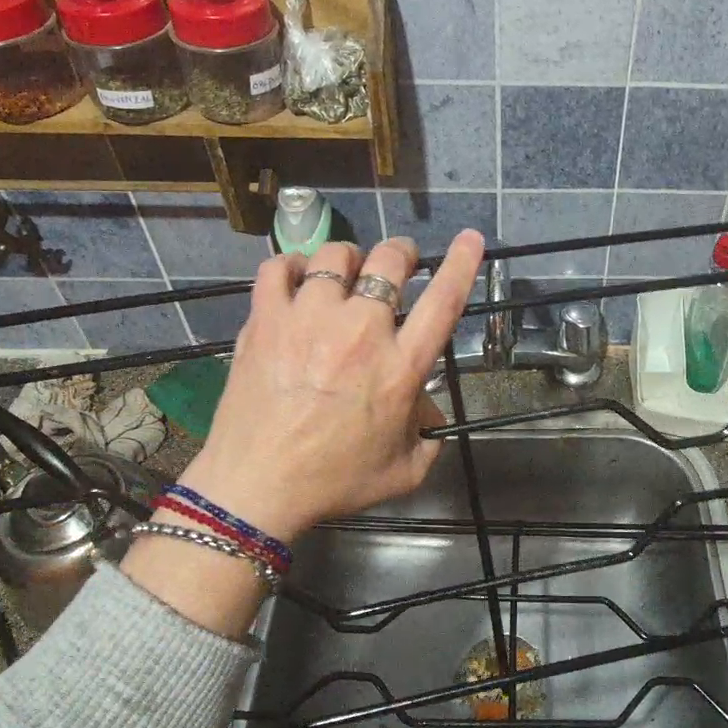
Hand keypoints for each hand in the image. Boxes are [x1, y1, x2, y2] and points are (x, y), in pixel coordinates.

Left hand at [179, 230, 484, 543]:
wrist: (255, 488)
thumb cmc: (334, 481)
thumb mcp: (404, 470)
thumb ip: (428, 435)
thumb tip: (427, 408)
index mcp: (400, 367)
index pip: (443, 300)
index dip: (463, 264)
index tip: (471, 239)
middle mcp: (360, 331)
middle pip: (389, 262)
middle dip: (402, 253)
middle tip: (400, 262)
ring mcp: (309, 320)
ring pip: (336, 257)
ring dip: (350, 258)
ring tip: (347, 271)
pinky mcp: (266, 319)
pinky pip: (280, 267)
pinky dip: (294, 264)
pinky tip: (299, 277)